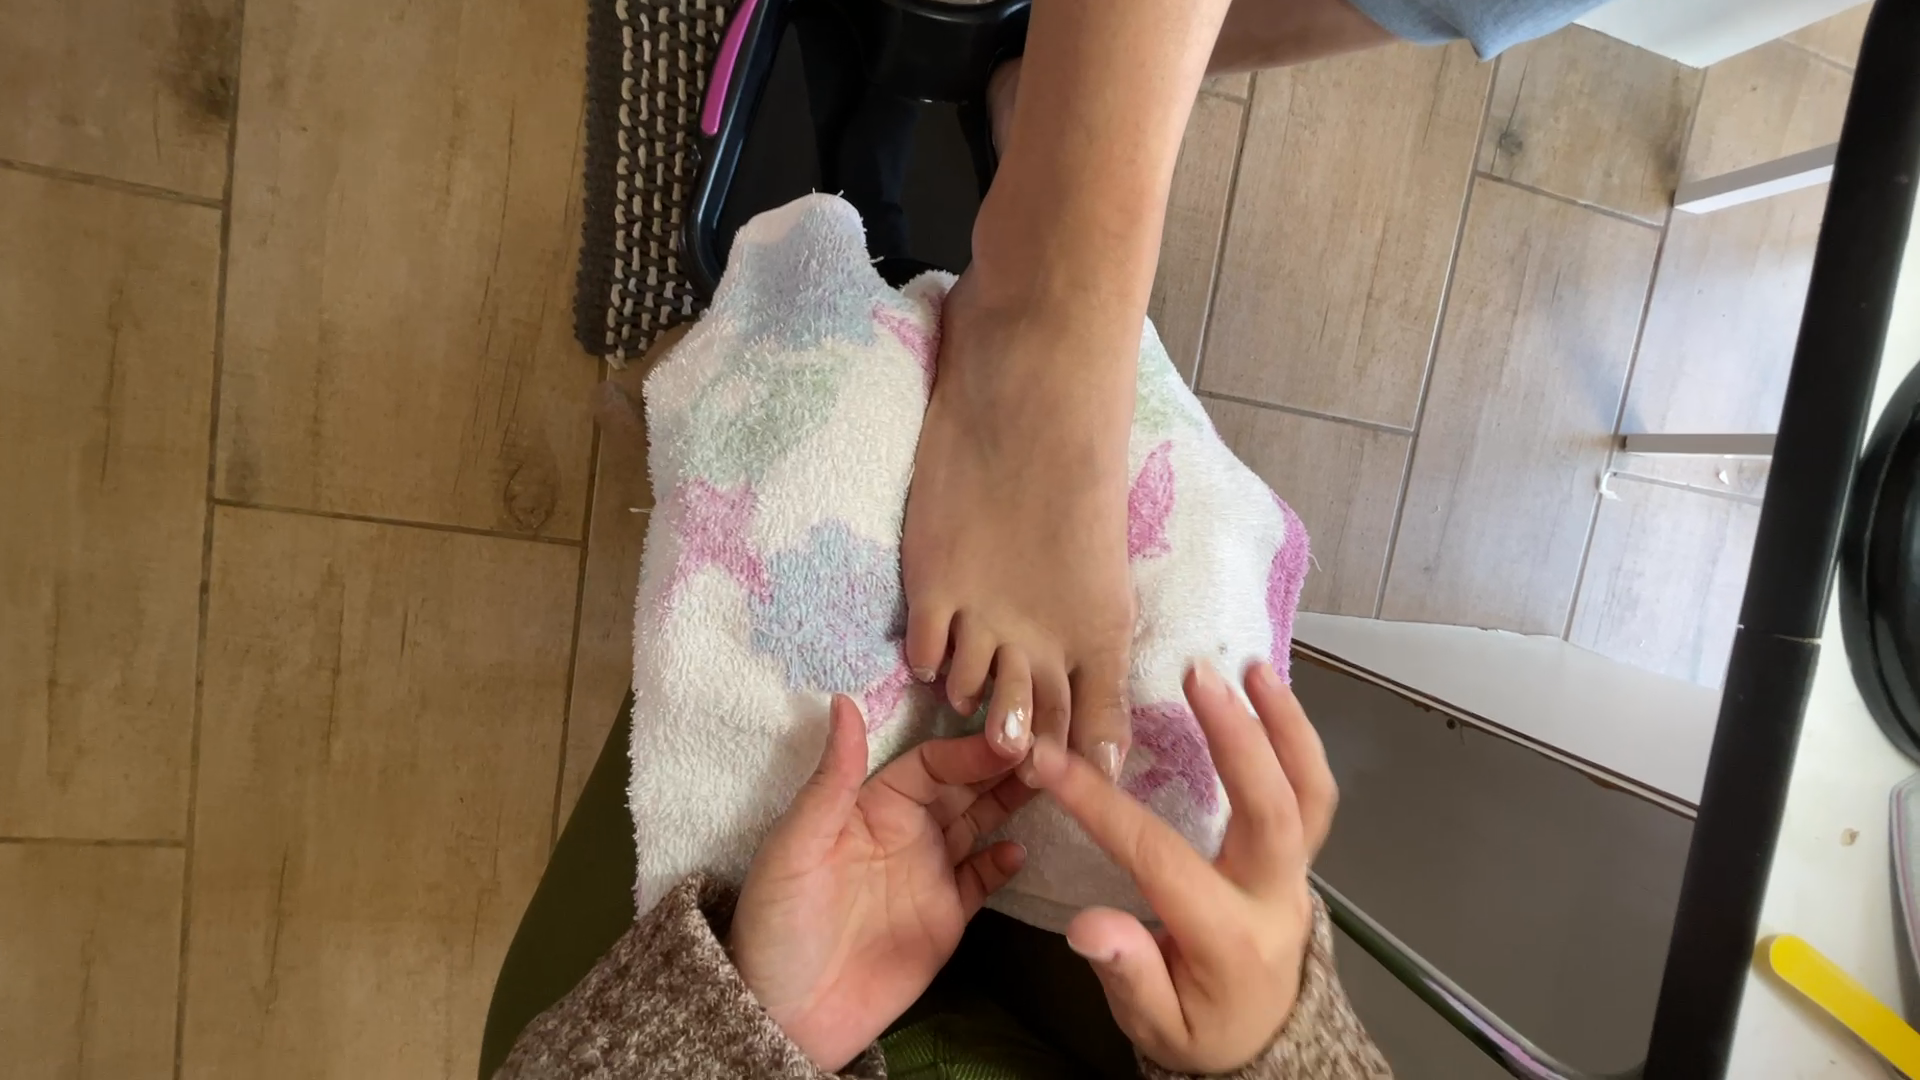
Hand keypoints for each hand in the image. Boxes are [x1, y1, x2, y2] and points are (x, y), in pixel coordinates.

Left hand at [730, 695, 1037, 1070]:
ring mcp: (931, 871)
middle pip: (963, 786)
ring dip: (1009, 802)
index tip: (1006, 737)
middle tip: (1045, 748)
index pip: (930, 763)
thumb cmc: (779, 922)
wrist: (788, 1018)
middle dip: (1000, 766)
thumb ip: (831, 778)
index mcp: (874, 804)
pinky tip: (1019, 851)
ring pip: (980, 822)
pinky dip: (1003, 863)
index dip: (966, 750)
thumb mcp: (797, 844)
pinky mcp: (947, 915)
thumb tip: (843, 701)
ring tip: (1049, 784)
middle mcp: (909, 829)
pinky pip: (983, 879)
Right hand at [903, 273, 1138, 775]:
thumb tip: (1088, 662)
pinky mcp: (933, 586)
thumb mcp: (1108, 555)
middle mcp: (1043, 637)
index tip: (1071, 773)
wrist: (1035, 396)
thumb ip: (1095, 623)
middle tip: (1015, 751)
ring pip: (970, 695)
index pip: (1095, 722)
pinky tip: (931, 649)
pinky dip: (928, 660)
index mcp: (1102, 628)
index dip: (1084, 757)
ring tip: (970, 696)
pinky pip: (923, 656)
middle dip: (1027, 745)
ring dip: (973, 699)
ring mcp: (983, 615)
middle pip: (1033, 723)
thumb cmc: (1087, 462)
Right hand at [1027, 660, 1337, 1073]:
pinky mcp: (1301, 855)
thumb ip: (1128, 973)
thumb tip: (1088, 925)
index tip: (1050, 759)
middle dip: (1237, 738)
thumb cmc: (1199, 1027)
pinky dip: (1297, 740)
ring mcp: (1297, 871)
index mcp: (1228, 936)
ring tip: (1255, 667)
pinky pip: (1313, 794)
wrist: (1264, 1039)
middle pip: (1270, 809)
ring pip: (1310, 793)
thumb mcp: (1155, 1025)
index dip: (1099, 805)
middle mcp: (1273, 894)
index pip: (1158, 855)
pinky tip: (1270, 694)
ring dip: (1286, 725)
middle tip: (1199, 676)